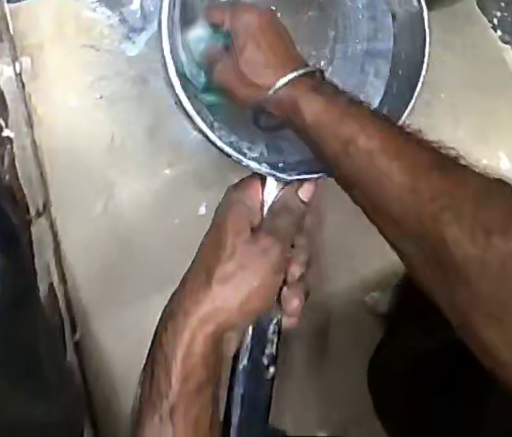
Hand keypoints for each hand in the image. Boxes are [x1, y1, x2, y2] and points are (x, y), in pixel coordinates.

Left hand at [167, 176, 315, 350]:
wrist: (205, 330)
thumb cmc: (236, 280)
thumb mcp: (271, 245)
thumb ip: (290, 213)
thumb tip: (307, 180)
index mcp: (244, 201)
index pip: (279, 183)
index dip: (297, 202)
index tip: (305, 222)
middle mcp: (245, 219)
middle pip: (288, 223)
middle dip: (297, 253)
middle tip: (291, 269)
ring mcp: (247, 249)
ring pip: (288, 254)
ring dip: (293, 280)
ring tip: (286, 299)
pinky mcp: (250, 275)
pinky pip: (278, 277)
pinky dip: (284, 294)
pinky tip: (284, 312)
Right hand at [203, 2, 309, 108]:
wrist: (295, 92)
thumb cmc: (256, 80)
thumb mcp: (222, 74)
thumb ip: (210, 57)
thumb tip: (211, 51)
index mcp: (242, 14)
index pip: (212, 11)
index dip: (203, 25)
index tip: (200, 40)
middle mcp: (259, 11)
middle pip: (231, 13)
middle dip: (222, 28)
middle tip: (215, 46)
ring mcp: (274, 20)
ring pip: (247, 21)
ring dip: (238, 33)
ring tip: (231, 52)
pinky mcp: (283, 33)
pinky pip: (259, 29)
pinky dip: (251, 38)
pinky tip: (248, 55)